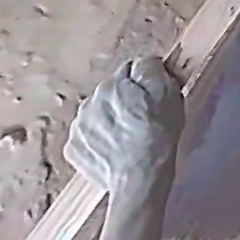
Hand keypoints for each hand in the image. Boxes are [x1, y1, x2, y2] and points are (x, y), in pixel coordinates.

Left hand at [66, 56, 183, 195]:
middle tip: (145, 115)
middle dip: (126, 98)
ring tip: (130, 133)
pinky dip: (101, 136)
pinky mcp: (72, 150)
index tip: (155, 96)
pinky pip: (90, 133)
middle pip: (112, 90)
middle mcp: (88, 102)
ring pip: (100, 111)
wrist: (139, 176)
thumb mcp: (167, 90)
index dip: (146, 81)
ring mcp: (76, 128)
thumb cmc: (158, 131)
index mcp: (111, 85)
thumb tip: (143, 63)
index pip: (130, 69)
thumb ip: (151, 68)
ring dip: (112, 116)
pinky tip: (116, 146)